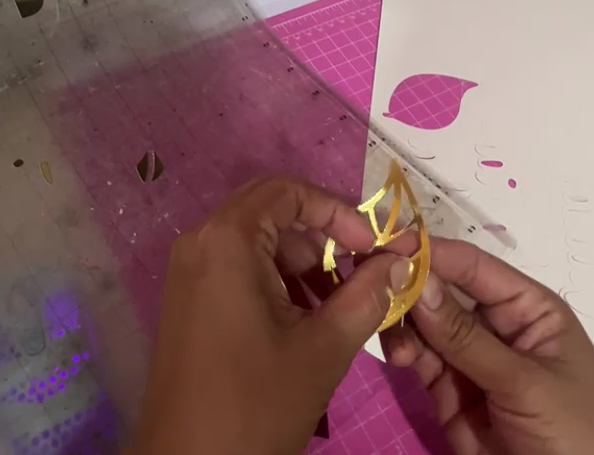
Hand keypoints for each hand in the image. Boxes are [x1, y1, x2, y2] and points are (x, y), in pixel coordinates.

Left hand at [127, 176, 410, 454]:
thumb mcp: (322, 348)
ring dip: (304, 263)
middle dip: (323, 237)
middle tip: (363, 271)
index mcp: (227, 238)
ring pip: (259, 240)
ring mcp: (191, 267)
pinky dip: (279, 280)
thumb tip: (402, 260)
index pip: (288, 191)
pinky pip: (241, 265)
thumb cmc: (256, 403)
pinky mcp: (191, 295)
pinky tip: (309, 318)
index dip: (337, 211)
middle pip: (272, 210)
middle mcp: (202, 239)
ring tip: (343, 304)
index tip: (374, 247)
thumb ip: (367, 295)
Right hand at [380, 238, 593, 454]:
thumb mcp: (526, 384)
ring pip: (422, 321)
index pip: (472, 265)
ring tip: (392, 339)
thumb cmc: (576, 436)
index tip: (386, 245)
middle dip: (406, 285)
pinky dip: (403, 351)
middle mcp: (494, 322)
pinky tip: (399, 359)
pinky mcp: (450, 389)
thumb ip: (466, 336)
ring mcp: (470, 356)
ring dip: (401, 321)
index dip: (431, 251)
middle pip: (440, 288)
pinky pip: (419, 356)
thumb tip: (414, 277)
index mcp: (526, 306)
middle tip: (369, 283)